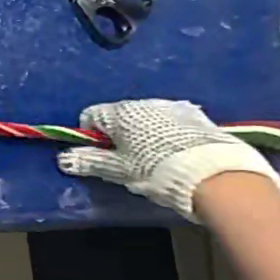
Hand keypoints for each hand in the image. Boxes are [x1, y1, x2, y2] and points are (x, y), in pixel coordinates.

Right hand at [56, 99, 279, 221]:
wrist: (217, 176)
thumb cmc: (155, 169)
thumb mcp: (117, 169)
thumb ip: (88, 161)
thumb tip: (63, 159)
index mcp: (120, 112)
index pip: (91, 116)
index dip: (91, 136)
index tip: (100, 154)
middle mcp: (146, 103)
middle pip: (121, 116)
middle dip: (119, 133)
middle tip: (127, 158)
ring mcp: (176, 108)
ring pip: (147, 118)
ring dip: (144, 132)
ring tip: (154, 156)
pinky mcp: (201, 117)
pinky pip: (172, 122)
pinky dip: (168, 133)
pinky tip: (176, 152)